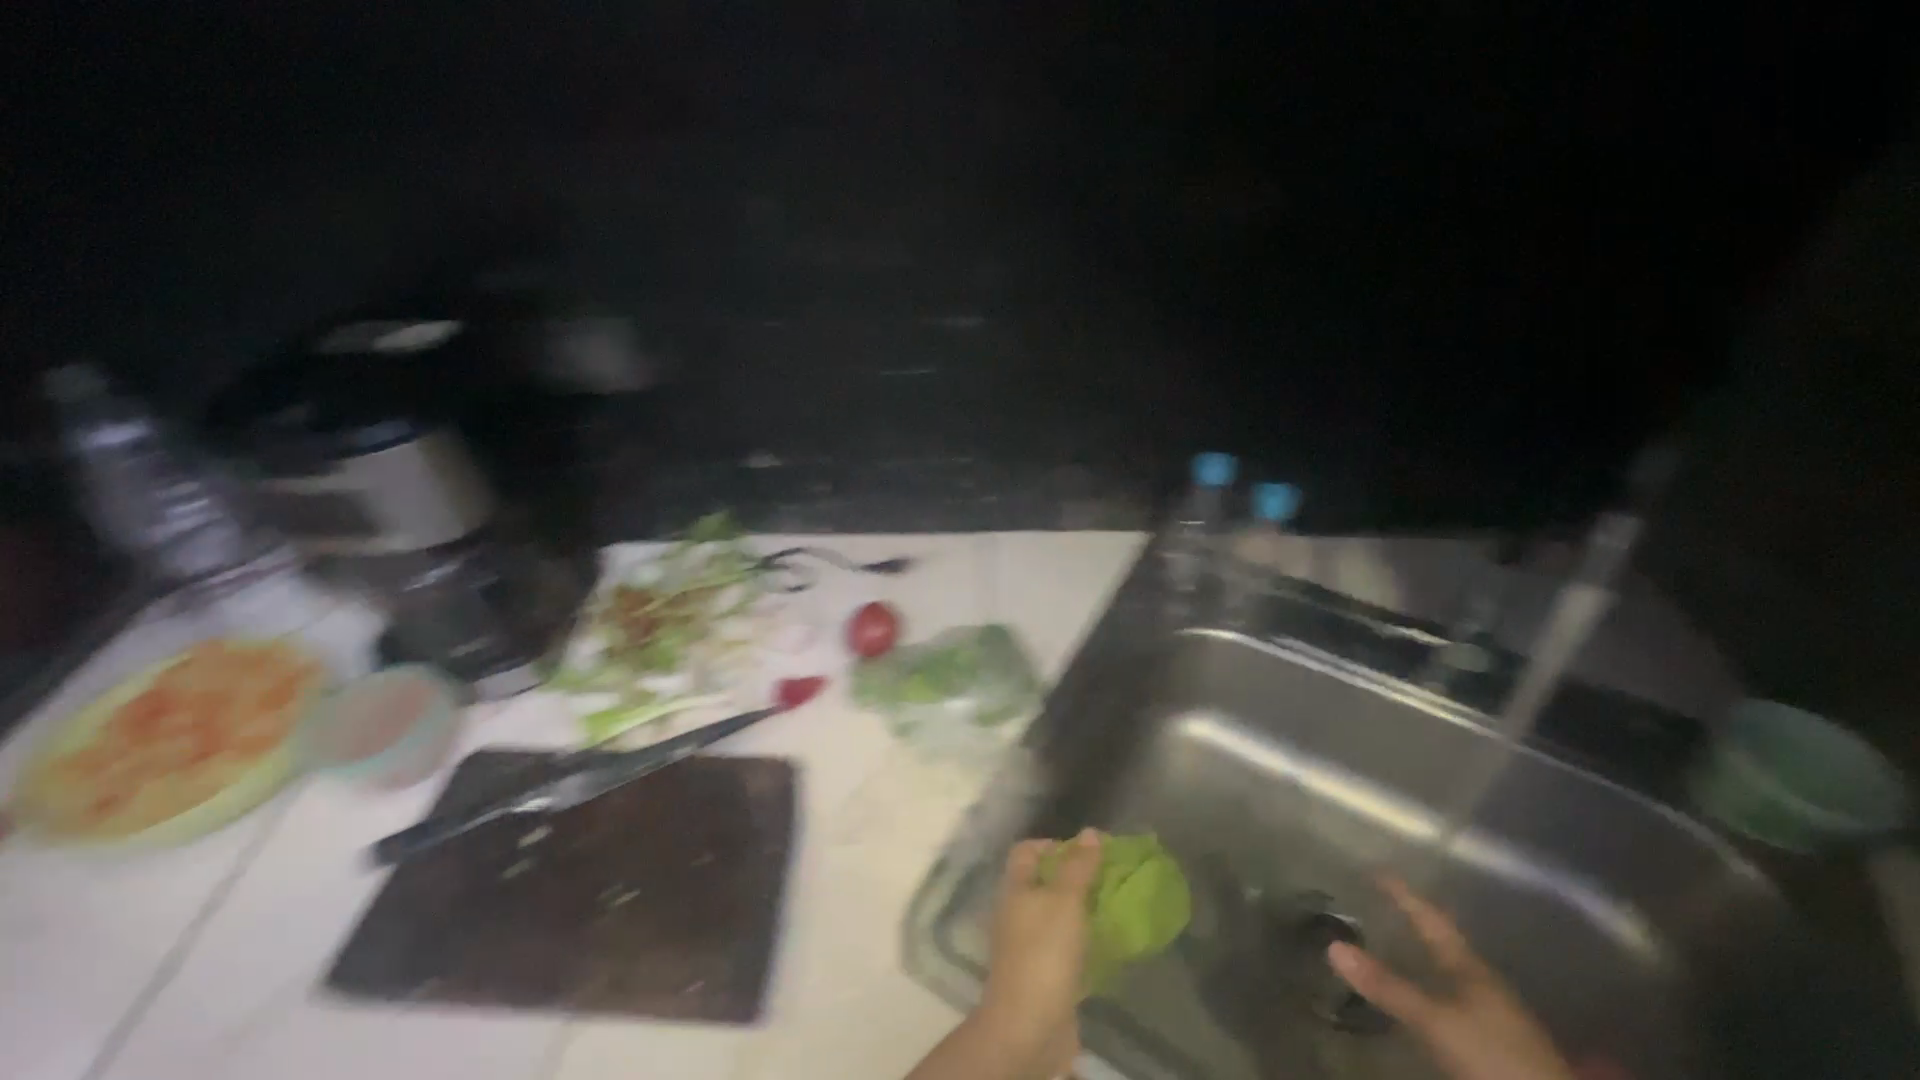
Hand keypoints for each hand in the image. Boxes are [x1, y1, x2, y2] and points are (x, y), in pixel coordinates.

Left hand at [972, 829, 1102, 1078]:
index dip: (1055, 844)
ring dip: (1082, 909)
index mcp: (1016, 888)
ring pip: (1056, 915)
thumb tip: (1089, 833)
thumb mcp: (1065, 900)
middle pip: (1043, 881)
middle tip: (1110, 878)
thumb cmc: (1044, 953)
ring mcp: (1028, 944)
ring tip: (1115, 907)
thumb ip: (1078, 866)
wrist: (1029, 1025)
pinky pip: (1064, 946)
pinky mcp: (1043, 973)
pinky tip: (1107, 943)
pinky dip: (1084, 941)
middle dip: (1076, 876)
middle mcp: (1017, 912)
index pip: (1027, 851)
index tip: (1088, 851)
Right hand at [1327, 878, 1577, 1079]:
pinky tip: (1419, 996)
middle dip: (1413, 921)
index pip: (1431, 918)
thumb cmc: (1493, 1052)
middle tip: (1381, 904)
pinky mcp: (1492, 1035)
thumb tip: (1333, 945)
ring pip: (1448, 970)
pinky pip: (1452, 996)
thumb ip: (1387, 985)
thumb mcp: (1434, 1019)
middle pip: (1442, 941)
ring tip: (1393, 945)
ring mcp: (1491, 1009)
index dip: (1404, 894)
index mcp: (1469, 966)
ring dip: (1421, 955)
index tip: (1377, 871)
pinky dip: (1429, 985)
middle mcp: (1481, 980)